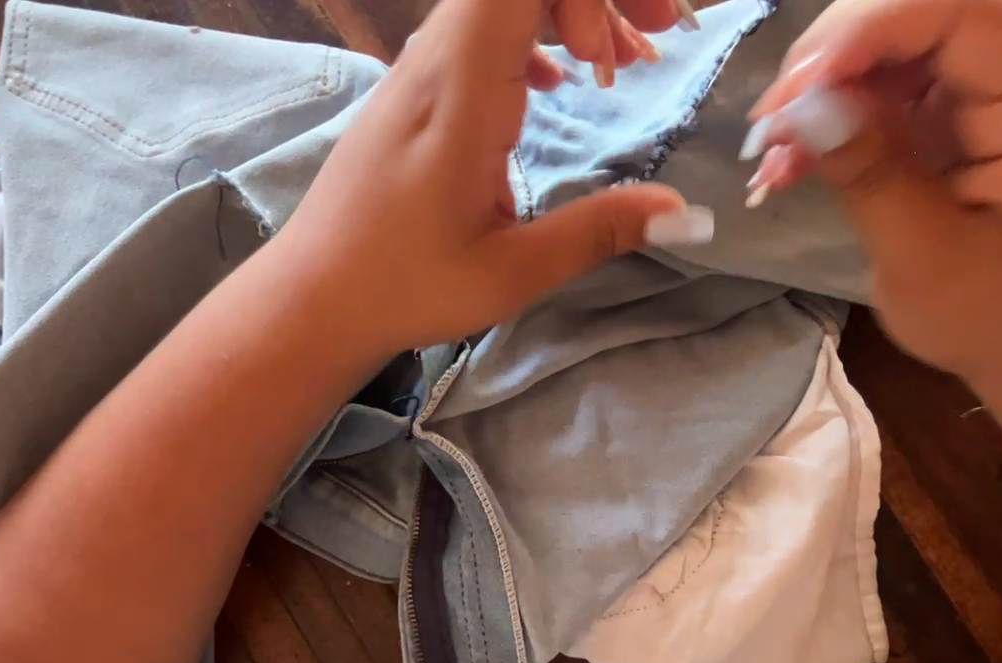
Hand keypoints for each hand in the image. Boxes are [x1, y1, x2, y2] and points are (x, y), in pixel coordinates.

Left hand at [267, 0, 693, 361]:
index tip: (627, 50)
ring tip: (616, 66)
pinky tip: (555, 82)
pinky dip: (531, 36)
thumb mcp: (511, 271)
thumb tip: (685, 215)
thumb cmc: (405, 288)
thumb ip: (599, 232)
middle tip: (655, 43)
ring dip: (569, 12)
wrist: (315, 296)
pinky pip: (478, 30)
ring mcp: (418, 70)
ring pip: (501, 1)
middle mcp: (436, 60)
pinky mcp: (412, 92)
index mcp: (462, 90)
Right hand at [745, 0, 1001, 428]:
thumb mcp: (927, 255)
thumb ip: (871, 172)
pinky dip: (834, 124)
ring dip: (823, 94)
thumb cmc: (999, 318)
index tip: (786, 95)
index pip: (957, 9)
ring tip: (769, 156)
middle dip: (834, 56)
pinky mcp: (957, 123)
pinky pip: (888, 97)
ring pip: (895, 52)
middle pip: (924, 13)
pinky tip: (790, 165)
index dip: (864, 31)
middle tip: (768, 123)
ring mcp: (991, 94)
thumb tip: (803, 106)